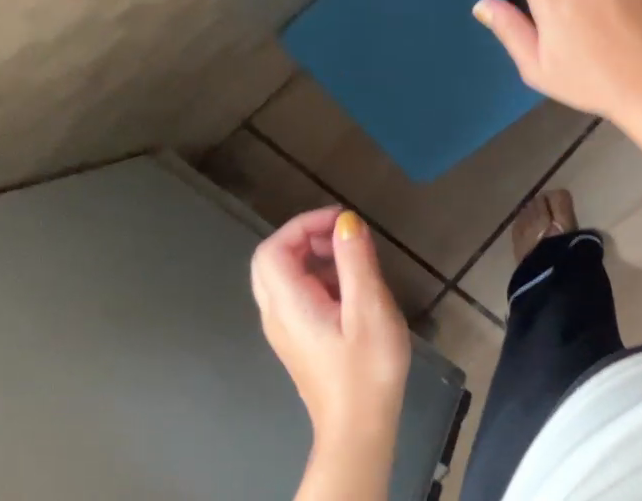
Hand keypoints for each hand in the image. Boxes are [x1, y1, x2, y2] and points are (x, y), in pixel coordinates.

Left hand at [251, 208, 410, 445]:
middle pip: (271, 261)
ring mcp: (285, 328)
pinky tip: (353, 285)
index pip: (272, 251)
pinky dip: (320, 274)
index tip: (344, 219)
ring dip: (314, 254)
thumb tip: (346, 221)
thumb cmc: (368, 365)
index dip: (303, 224)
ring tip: (356, 256)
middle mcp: (277, 315)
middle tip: (346, 234)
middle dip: (306, 236)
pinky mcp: (300, 337)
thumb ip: (356, 261)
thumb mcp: (370, 307)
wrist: (360, 422)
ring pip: (283, 276)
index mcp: (289, 306)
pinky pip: (297, 292)